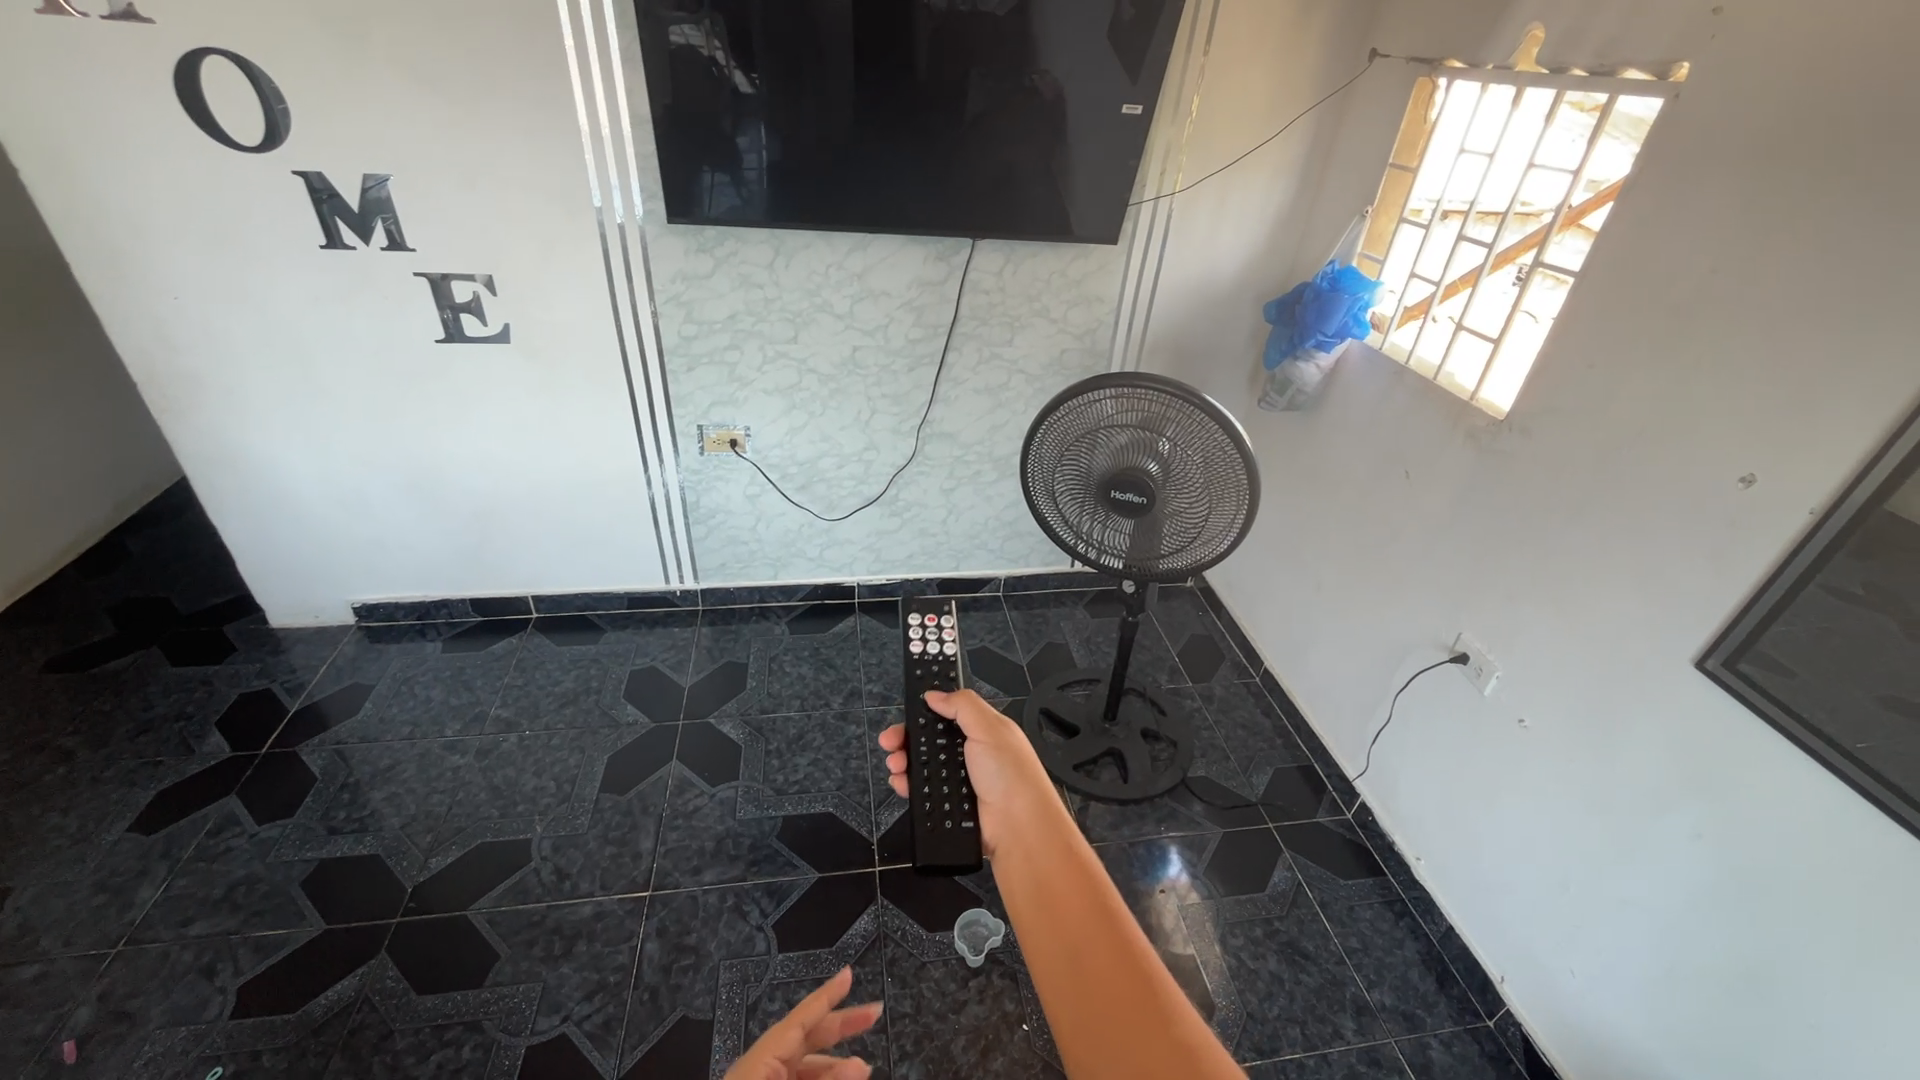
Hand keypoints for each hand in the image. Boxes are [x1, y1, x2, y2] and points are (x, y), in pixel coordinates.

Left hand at [722, 967, 881, 1079]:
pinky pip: (794, 1078)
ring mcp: (760, 1079)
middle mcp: (760, 1065)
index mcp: (760, 1058)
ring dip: (834, 1063)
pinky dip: (818, 1078)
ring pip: (803, 1063)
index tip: (849, 973)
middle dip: (841, 1026)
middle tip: (874, 1014)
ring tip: (864, 1065)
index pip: (800, 1017)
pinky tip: (841, 1079)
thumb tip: (861, 1064)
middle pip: (805, 1036)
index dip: (827, 994)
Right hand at [879, 688, 1060, 857]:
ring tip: (895, 764)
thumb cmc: (1012, 775)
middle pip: (929, 740)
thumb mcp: (990, 728)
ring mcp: (959, 780)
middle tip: (890, 742)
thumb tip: (934, 694)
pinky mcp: (950, 804)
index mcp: (982, 730)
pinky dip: (908, 786)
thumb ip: (962, 705)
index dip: (925, 712)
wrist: (1018, 828)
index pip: (947, 715)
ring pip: (922, 766)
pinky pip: (922, 791)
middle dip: (906, 738)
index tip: (906, 712)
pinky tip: (901, 783)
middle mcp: (970, 754)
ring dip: (903, 762)